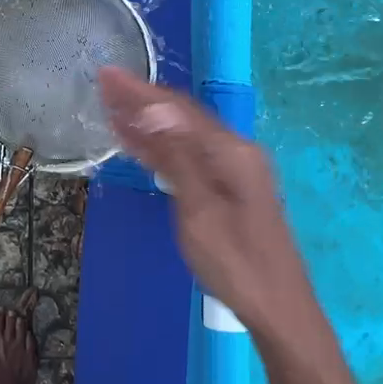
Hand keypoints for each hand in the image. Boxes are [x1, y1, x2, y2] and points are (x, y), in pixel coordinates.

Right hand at [99, 67, 317, 338]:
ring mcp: (233, 170)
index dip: (140, 92)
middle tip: (104, 86)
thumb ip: (177, 157)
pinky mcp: (228, 188)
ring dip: (148, 122)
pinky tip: (139, 144)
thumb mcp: (199, 210)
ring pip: (183, 136)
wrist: (278, 309)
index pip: (178, 110)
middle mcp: (234, 151)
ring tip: (112, 107)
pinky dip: (162, 147)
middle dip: (142, 101)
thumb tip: (155, 108)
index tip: (108, 75)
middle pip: (181, 117)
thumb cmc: (236, 263)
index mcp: (231, 151)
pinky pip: (189, 156)